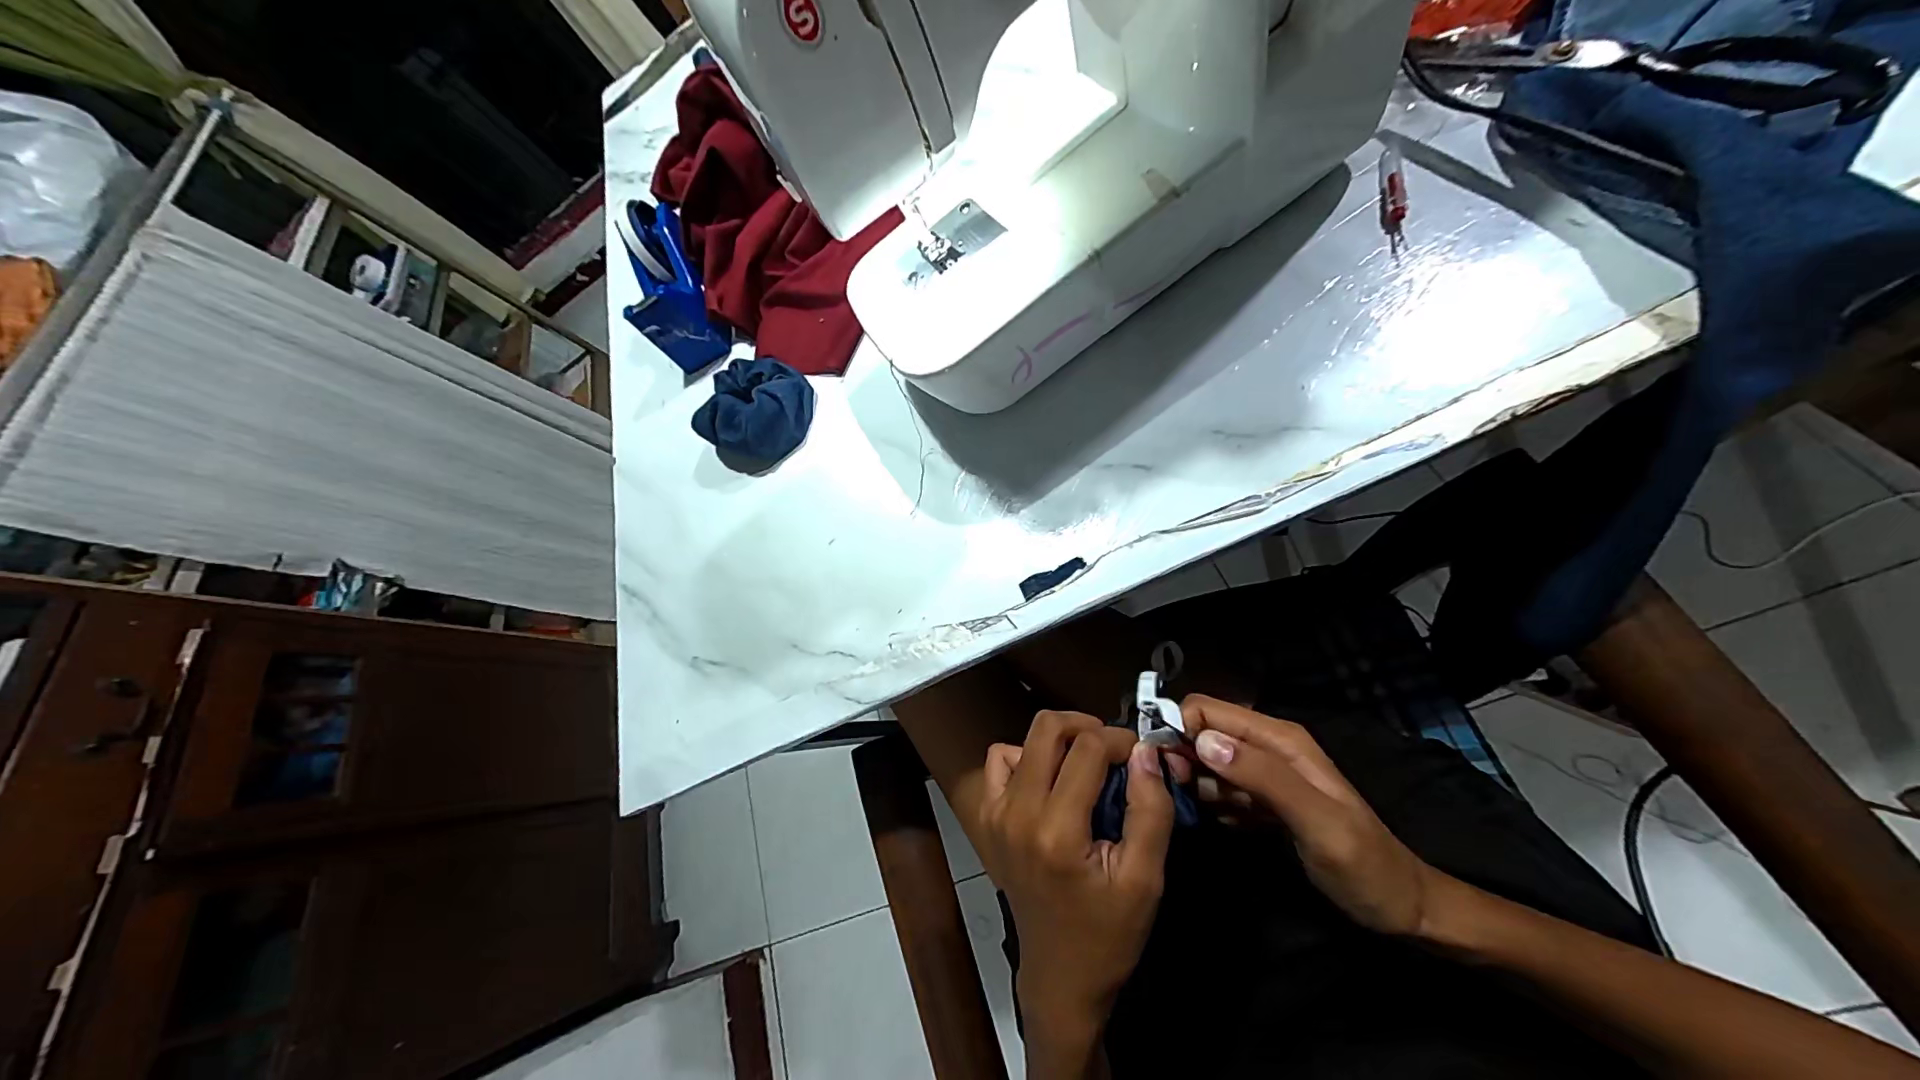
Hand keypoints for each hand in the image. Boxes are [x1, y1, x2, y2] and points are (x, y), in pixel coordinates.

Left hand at [977, 710, 1175, 1044]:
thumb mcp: (1145, 879)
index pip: (1088, 747)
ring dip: (1059, 742)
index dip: (1122, 740)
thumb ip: (1150, 810)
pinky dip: (1025, 758)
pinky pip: (999, 761)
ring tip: (1086, 767)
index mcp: (1056, 829)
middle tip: (1115, 751)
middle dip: (1088, 728)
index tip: (1141, 755)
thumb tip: (1146, 752)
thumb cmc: (1107, 932)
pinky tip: (1050, 781)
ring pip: (1024, 739)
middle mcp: (1016, 813)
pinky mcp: (985, 818)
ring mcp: (994, 814)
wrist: (1060, 974)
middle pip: (1048, 727)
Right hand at [1180, 695, 1439, 936]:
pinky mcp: (1262, 800)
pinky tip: (1217, 824)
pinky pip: (1219, 789)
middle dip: (1181, 756)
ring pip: (1206, 761)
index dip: (1180, 730)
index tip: (1167, 767)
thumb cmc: (1363, 865)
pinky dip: (1209, 803)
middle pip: (1203, 732)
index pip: (1207, 710)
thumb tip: (1203, 740)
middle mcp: (1268, 748)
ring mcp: (1266, 775)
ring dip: (1192, 781)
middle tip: (1177, 794)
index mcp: (1280, 740)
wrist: (1402, 907)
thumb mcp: (1317, 821)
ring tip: (1197, 811)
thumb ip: (1262, 777)